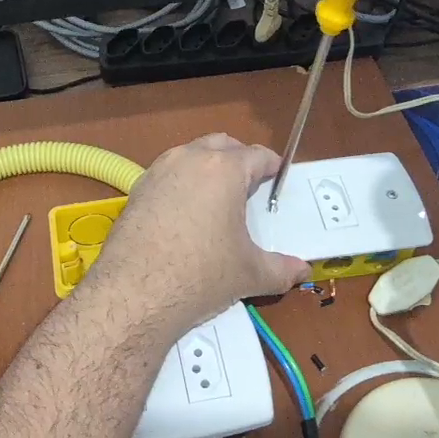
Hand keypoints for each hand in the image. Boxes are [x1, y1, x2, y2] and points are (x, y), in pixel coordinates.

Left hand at [88, 134, 310, 333]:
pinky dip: (180, 184)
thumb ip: (282, 269)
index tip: (277, 181)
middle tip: (248, 188)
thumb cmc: (202, 275)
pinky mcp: (136, 190)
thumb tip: (302, 272)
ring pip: (189, 156)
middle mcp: (189, 158)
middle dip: (238, 160)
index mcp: (224, 169)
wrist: (136, 292)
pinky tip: (184, 215)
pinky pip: (166, 175)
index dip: (272, 168)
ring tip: (216, 200)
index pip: (257, 155)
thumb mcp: (250, 274)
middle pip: (221, 145)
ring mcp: (158, 171)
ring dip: (206, 168)